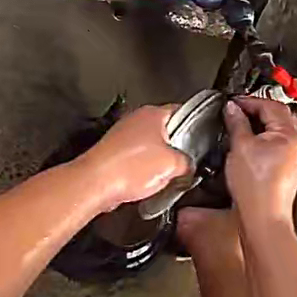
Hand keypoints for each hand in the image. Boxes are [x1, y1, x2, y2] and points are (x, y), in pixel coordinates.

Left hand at [74, 104, 191, 209]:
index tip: (201, 137)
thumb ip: (187, 162)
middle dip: (176, 150)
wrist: (95, 183)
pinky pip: (137, 160)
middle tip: (183, 164)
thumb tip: (189, 166)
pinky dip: (143, 171)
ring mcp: (124, 135)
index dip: (195, 125)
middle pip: (167, 132)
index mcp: (153, 113)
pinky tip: (145, 184)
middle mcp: (137, 119)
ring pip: (152, 148)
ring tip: (162, 178)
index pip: (182, 111)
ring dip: (159, 163)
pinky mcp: (115, 152)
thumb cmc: (126, 167)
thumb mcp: (173, 165)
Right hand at [223, 97, 296, 225]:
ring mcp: (293, 158)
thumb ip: (237, 123)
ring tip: (239, 126)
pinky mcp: (286, 169)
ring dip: (258, 124)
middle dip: (256, 110)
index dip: (249, 101)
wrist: (262, 218)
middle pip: (277, 115)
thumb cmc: (256, 188)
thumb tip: (233, 109)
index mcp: (289, 135)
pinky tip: (247, 145)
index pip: (270, 105)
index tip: (233, 102)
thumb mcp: (240, 147)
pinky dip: (261, 139)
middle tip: (236, 111)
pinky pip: (275, 145)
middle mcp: (296, 145)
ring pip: (276, 130)